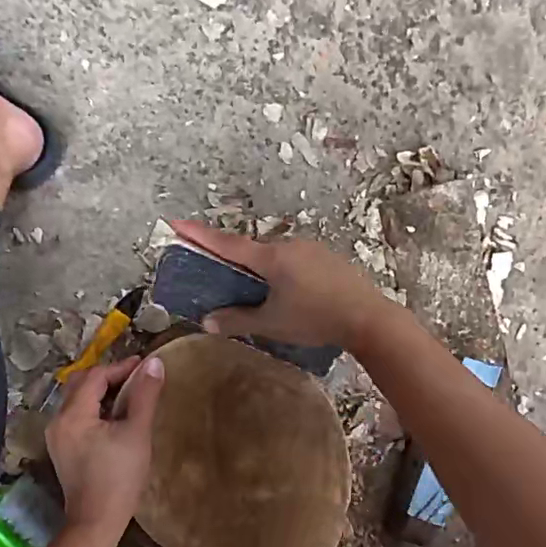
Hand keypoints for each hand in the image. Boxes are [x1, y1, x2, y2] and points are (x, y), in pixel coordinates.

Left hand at [45, 355, 166, 533]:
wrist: (96, 522)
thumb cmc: (119, 478)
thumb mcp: (136, 433)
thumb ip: (144, 395)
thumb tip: (154, 363)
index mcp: (73, 414)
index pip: (95, 376)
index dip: (121, 367)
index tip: (145, 366)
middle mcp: (57, 420)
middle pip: (80, 383)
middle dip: (108, 376)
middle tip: (136, 377)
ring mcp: (56, 436)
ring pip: (76, 399)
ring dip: (100, 391)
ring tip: (128, 394)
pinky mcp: (61, 449)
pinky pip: (75, 416)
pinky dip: (93, 408)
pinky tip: (113, 416)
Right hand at [170, 220, 399, 349]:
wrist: (369, 318)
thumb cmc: (315, 318)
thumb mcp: (271, 323)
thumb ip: (237, 320)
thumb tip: (207, 322)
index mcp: (271, 257)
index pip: (226, 244)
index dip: (199, 235)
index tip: (176, 223)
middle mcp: (289, 245)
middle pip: (251, 249)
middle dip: (231, 258)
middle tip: (215, 270)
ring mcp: (311, 249)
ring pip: (274, 255)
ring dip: (259, 268)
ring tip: (255, 291)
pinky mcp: (327, 259)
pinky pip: (293, 260)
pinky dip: (280, 272)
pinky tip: (286, 292)